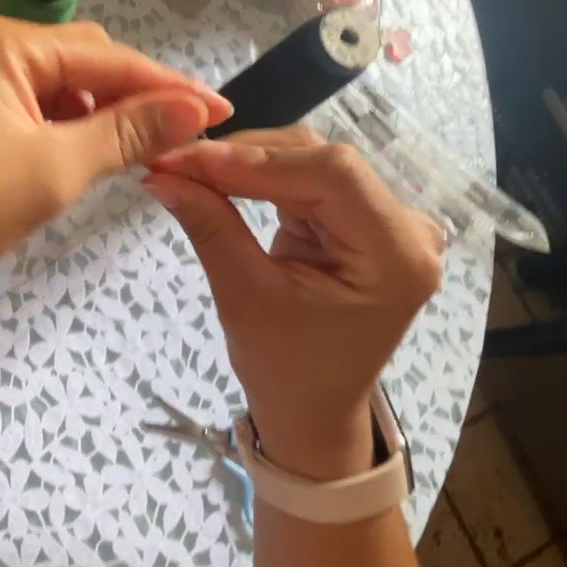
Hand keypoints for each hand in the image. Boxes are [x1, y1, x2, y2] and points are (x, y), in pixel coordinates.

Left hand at [0, 16, 231, 311]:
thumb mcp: (56, 168)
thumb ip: (128, 132)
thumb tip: (195, 108)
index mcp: (8, 44)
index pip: (110, 56)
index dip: (168, 85)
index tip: (222, 111)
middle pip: (89, 63)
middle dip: (138, 97)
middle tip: (188, 135)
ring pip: (67, 90)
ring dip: (107, 116)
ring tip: (145, 150)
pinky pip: (41, 112)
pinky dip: (74, 132)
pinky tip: (96, 156)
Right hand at [145, 128, 445, 478]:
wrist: (312, 408)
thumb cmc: (287, 370)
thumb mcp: (244, 298)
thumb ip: (211, 226)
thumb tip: (160, 175)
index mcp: (399, 255)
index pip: (332, 175)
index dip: (255, 159)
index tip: (186, 160)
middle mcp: (406, 227)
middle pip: (320, 161)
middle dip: (242, 158)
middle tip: (172, 162)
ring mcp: (385, 219)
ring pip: (307, 161)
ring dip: (242, 163)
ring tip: (184, 168)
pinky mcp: (358, 217)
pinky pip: (302, 179)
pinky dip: (254, 178)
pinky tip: (212, 177)